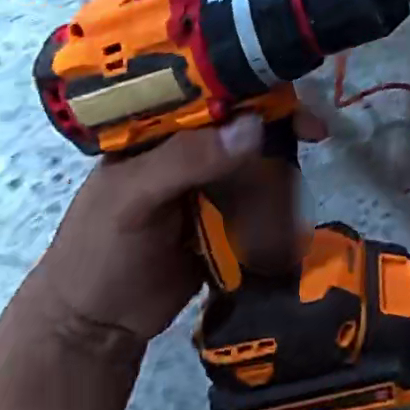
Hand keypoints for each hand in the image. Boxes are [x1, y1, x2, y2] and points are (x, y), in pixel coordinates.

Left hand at [21, 109, 326, 351]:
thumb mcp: (134, 196)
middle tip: (313, 133)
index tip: (286, 92)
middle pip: (238, 118)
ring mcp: (204, 179)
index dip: (245, 81)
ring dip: (279, 163)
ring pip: (252, 157)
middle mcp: (184, 142)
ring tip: (297, 181)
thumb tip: (253, 125)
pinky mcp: (221, 215)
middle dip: (277, 120)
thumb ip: (187, 160)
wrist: (96, 328)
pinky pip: (256, 197)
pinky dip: (275, 200)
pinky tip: (289, 209)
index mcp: (155, 124)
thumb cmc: (99, 247)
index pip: (204, 87)